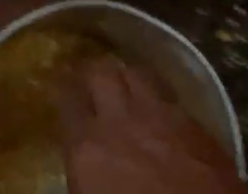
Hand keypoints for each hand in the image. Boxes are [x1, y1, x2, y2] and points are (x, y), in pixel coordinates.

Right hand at [58, 58, 247, 193]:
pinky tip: (152, 98)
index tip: (56, 80)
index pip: (66, 102)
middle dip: (89, 69)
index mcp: (88, 148)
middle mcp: (120, 120)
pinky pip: (165, 89)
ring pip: (134, 72)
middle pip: (100, 73)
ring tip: (118, 76)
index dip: (60, 87)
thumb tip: (82, 170)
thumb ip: (83, 178)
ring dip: (122, 72)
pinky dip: (152, 88)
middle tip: (84, 73)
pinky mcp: (191, 119)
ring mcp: (159, 113)